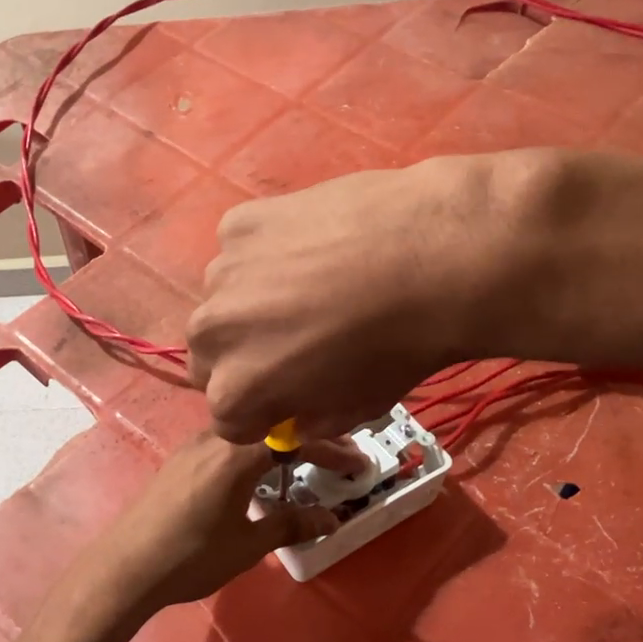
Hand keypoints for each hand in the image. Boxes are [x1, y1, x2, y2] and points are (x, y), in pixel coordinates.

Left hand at [45, 433, 339, 637]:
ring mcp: (193, 447)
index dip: (333, 450)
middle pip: (272, 426)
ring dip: (281, 445)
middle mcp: (215, 439)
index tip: (360, 467)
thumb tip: (330, 518)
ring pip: (249, 434)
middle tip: (341, 461)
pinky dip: (255, 452)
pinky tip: (261, 476)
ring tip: (306, 466)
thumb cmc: (191, 557)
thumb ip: (290, 525)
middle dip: (310, 440)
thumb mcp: (248, 545)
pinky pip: (229, 444)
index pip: (296, 437)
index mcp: (236, 454)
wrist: (125, 568)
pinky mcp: (180, 461)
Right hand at [188, 150, 574, 442]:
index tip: (290, 396)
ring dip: (249, 304)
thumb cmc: (397, 348)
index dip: (262, 411)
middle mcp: (209, 335)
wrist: (433, 257)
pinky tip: (311, 246)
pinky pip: (240, 249)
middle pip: (210, 358)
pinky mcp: (238, 222)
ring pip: (222, 301)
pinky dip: (264, 253)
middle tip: (293, 340)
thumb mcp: (355, 408)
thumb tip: (295, 416)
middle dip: (242, 358)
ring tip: (306, 287)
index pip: (228, 417)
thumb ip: (309, 419)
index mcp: (233, 393)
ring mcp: (220, 273)